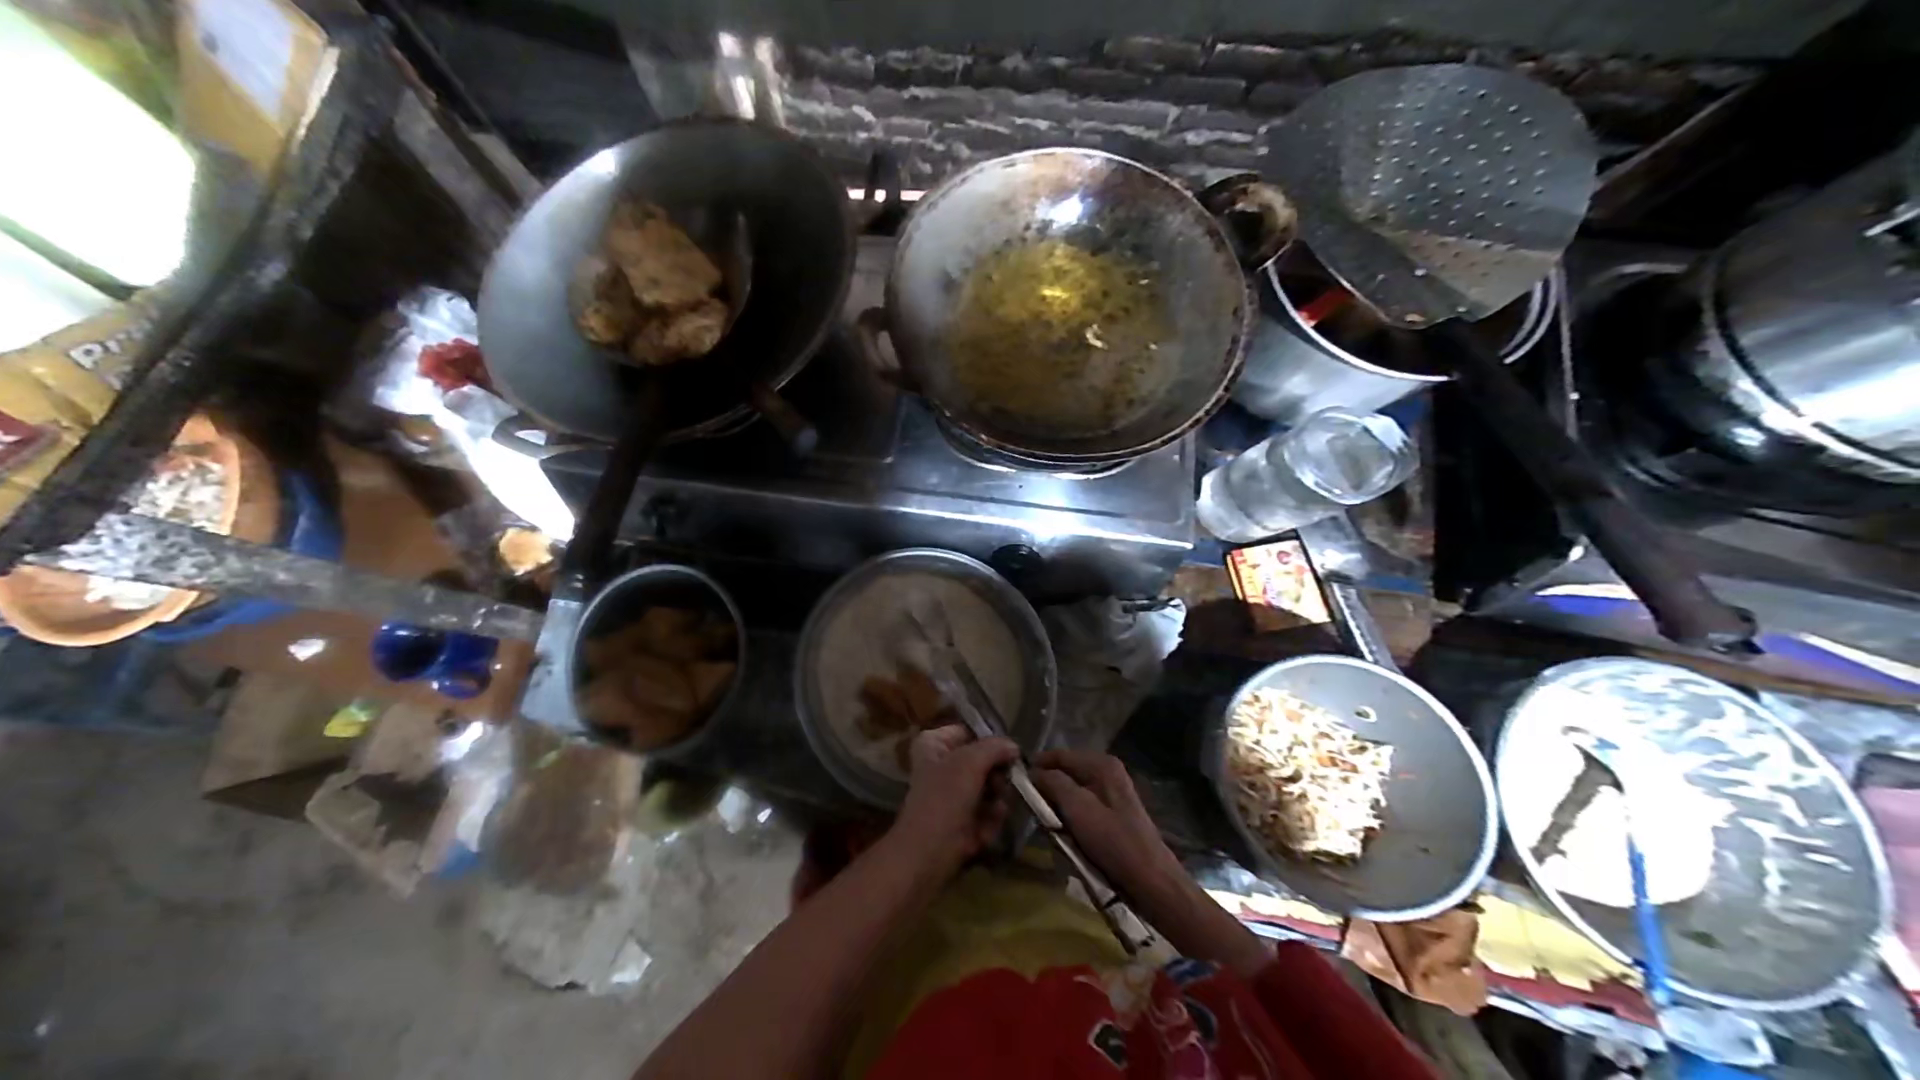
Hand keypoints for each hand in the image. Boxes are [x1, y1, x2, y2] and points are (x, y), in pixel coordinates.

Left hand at [890, 725, 1018, 876]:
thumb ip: (995, 747)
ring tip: (996, 809)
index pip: (969, 732)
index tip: (1010, 752)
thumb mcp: (970, 762)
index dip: (990, 741)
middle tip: (1004, 784)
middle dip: (998, 775)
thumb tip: (1014, 746)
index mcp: (934, 744)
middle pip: (984, 761)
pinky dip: (990, 821)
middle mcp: (942, 766)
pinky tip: (985, 829)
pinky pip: (988, 812)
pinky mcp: (964, 821)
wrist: (928, 853)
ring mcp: (954, 795)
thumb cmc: (944, 798)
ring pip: (990, 788)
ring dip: (998, 800)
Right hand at [1031, 748, 1182, 896]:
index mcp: (1102, 764)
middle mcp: (1108, 772)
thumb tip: (1032, 772)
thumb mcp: (1078, 808)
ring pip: (1072, 792)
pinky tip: (1065, 834)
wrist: (1150, 880)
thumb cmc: (1113, 841)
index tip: (1015, 785)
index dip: (1036, 767)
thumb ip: (1053, 783)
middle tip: (1029, 807)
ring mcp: (1112, 793)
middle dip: (1047, 788)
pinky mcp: (1112, 814)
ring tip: (1046, 823)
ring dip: (1057, 806)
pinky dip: (1070, 818)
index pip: (1058, 755)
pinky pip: (1081, 808)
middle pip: (1065, 772)